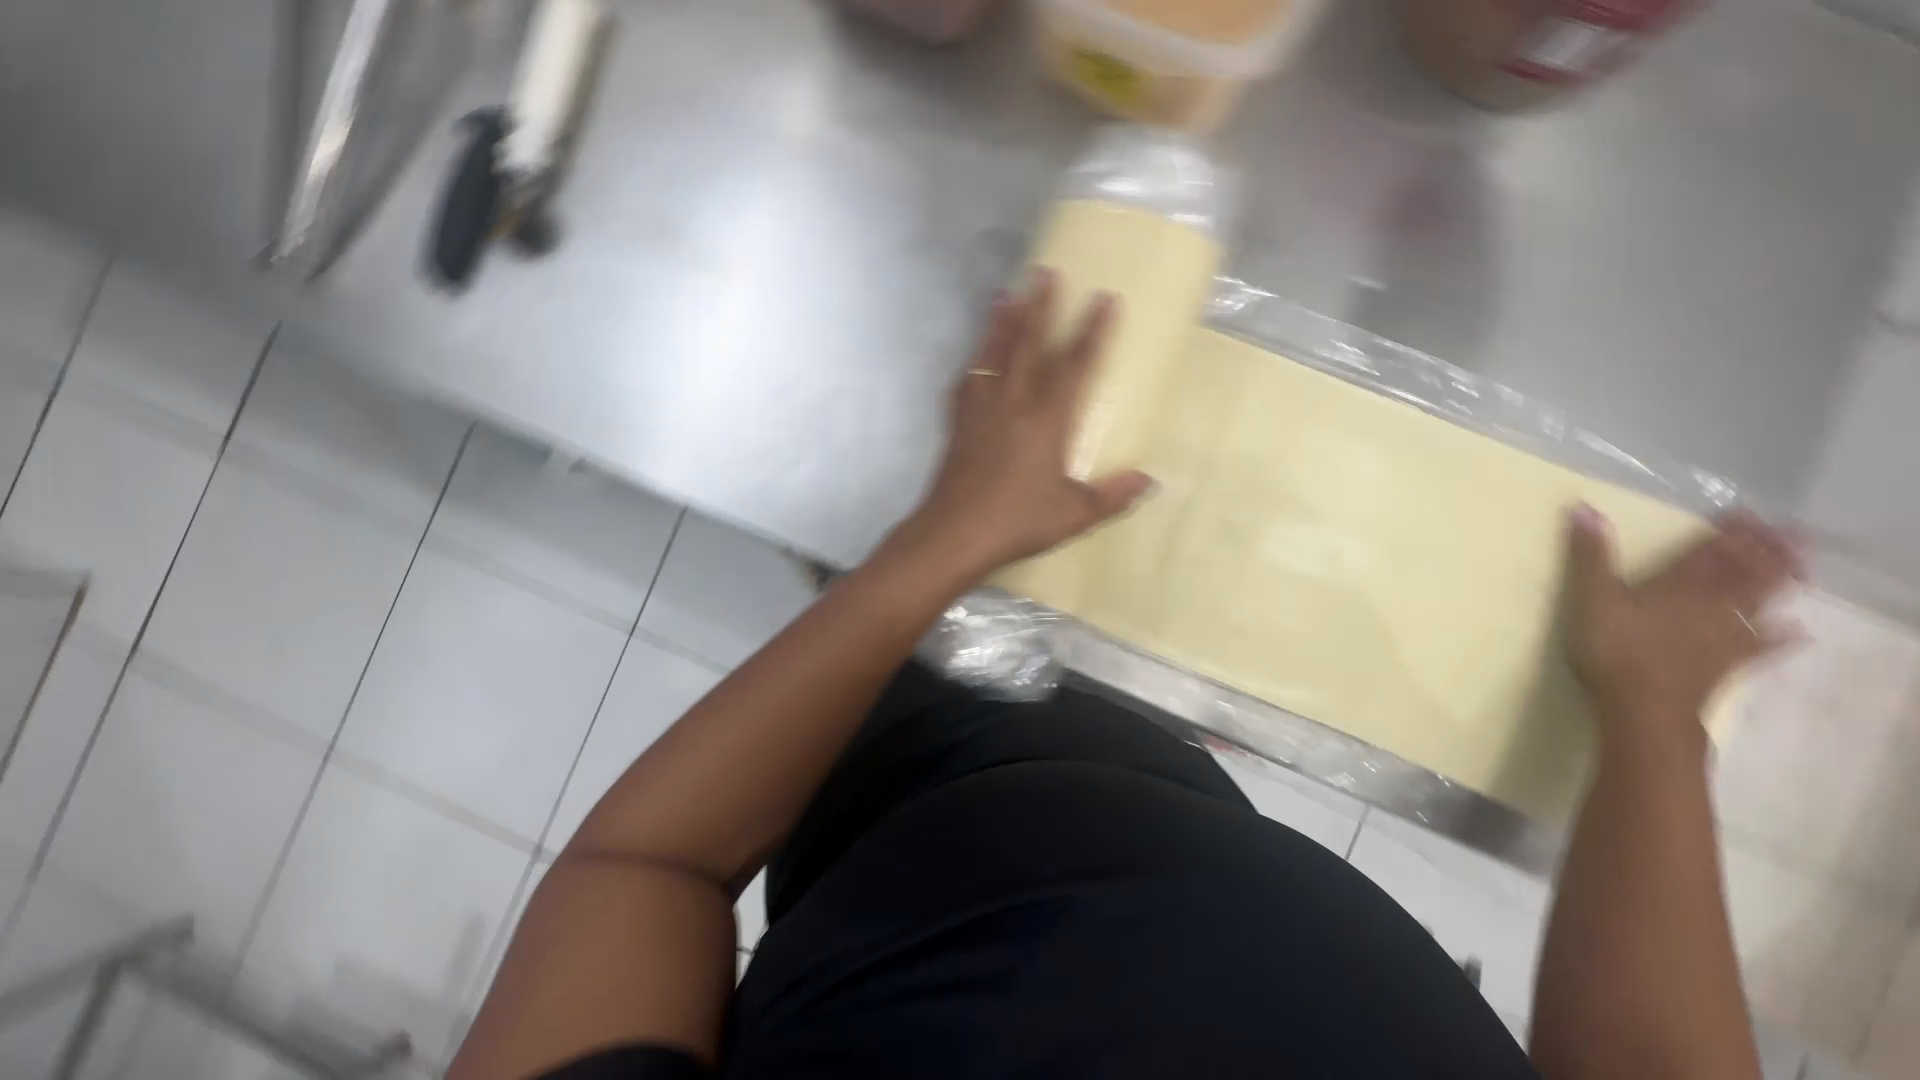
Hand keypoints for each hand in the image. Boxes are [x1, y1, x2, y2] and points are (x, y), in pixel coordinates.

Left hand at [892, 270, 1152, 583]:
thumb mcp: (1075, 515)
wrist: (954, 533)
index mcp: (1048, 419)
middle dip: (1040, 306)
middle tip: (1044, 271)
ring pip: (992, 354)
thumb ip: (1113, 496)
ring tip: (1005, 293)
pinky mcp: (957, 422)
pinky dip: (973, 363)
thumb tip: (1148, 482)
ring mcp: (980, 409)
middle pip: (1029, 344)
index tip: (1104, 298)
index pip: (1075, 364)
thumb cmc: (1018, 521)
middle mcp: (1014, 402)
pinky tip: (973, 360)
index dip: (1092, 331)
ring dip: (1001, 322)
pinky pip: (966, 381)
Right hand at [1562, 505, 1803, 742]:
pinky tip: (1798, 633)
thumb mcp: (1591, 598)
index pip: (1712, 551)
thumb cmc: (1615, 649)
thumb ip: (1591, 556)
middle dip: (1768, 550)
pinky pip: (1762, 647)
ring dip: (1781, 583)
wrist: (1645, 706)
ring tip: (1802, 568)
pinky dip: (1781, 638)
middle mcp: (1711, 603)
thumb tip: (1584, 508)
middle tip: (1791, 534)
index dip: (1730, 531)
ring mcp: (1725, 635)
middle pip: (1747, 572)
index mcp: (1679, 584)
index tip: (1745, 513)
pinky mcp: (1728, 663)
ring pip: (1761, 602)